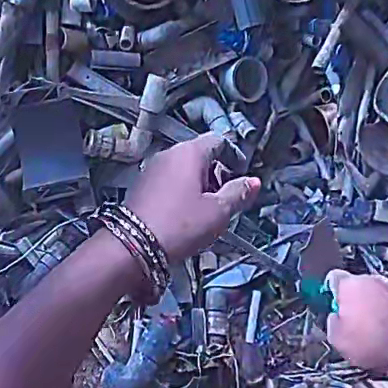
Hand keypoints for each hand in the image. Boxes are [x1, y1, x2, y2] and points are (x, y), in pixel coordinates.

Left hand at [126, 133, 260, 263]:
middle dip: (218, 174)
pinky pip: (169, 182)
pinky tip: (187, 216)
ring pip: (184, 170)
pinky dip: (183, 193)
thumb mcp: (218, 211)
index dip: (235, 157)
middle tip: (227, 198)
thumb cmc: (179, 225)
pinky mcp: (142, 187)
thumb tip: (252, 183)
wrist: (135, 245)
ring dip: (200, 185)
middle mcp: (168, 155)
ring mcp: (152, 170)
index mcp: (189, 153)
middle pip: (201, 156)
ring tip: (208, 211)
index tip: (242, 175)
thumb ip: (238, 193)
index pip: (219, 141)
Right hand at [325, 270, 387, 374]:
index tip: (334, 305)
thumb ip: (331, 322)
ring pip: (382, 292)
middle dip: (357, 300)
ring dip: (379, 305)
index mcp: (351, 286)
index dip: (332, 293)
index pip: (334, 278)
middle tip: (357, 323)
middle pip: (359, 285)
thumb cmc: (377, 346)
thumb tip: (334, 319)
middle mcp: (374, 280)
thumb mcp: (338, 340)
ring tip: (380, 330)